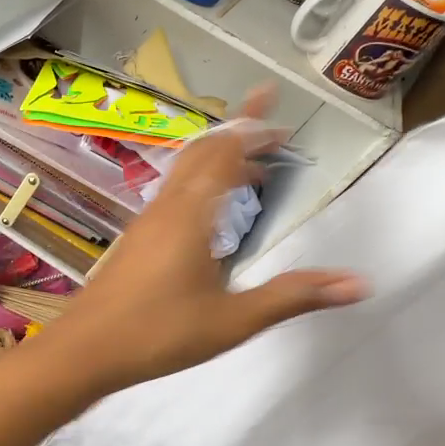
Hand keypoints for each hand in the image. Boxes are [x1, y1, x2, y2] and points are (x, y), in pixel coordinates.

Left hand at [44, 88, 366, 393]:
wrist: (86, 348)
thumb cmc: (159, 333)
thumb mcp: (234, 320)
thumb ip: (293, 296)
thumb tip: (358, 282)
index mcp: (191, 215)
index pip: (223, 151)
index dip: (249, 123)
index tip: (272, 98)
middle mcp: (166, 207)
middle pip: (202, 154)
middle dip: (238, 136)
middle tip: (274, 135)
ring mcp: (146, 221)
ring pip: (184, 174)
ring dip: (219, 162)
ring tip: (255, 174)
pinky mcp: (136, 239)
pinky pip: (173, 194)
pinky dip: (201, 186)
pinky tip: (213, 215)